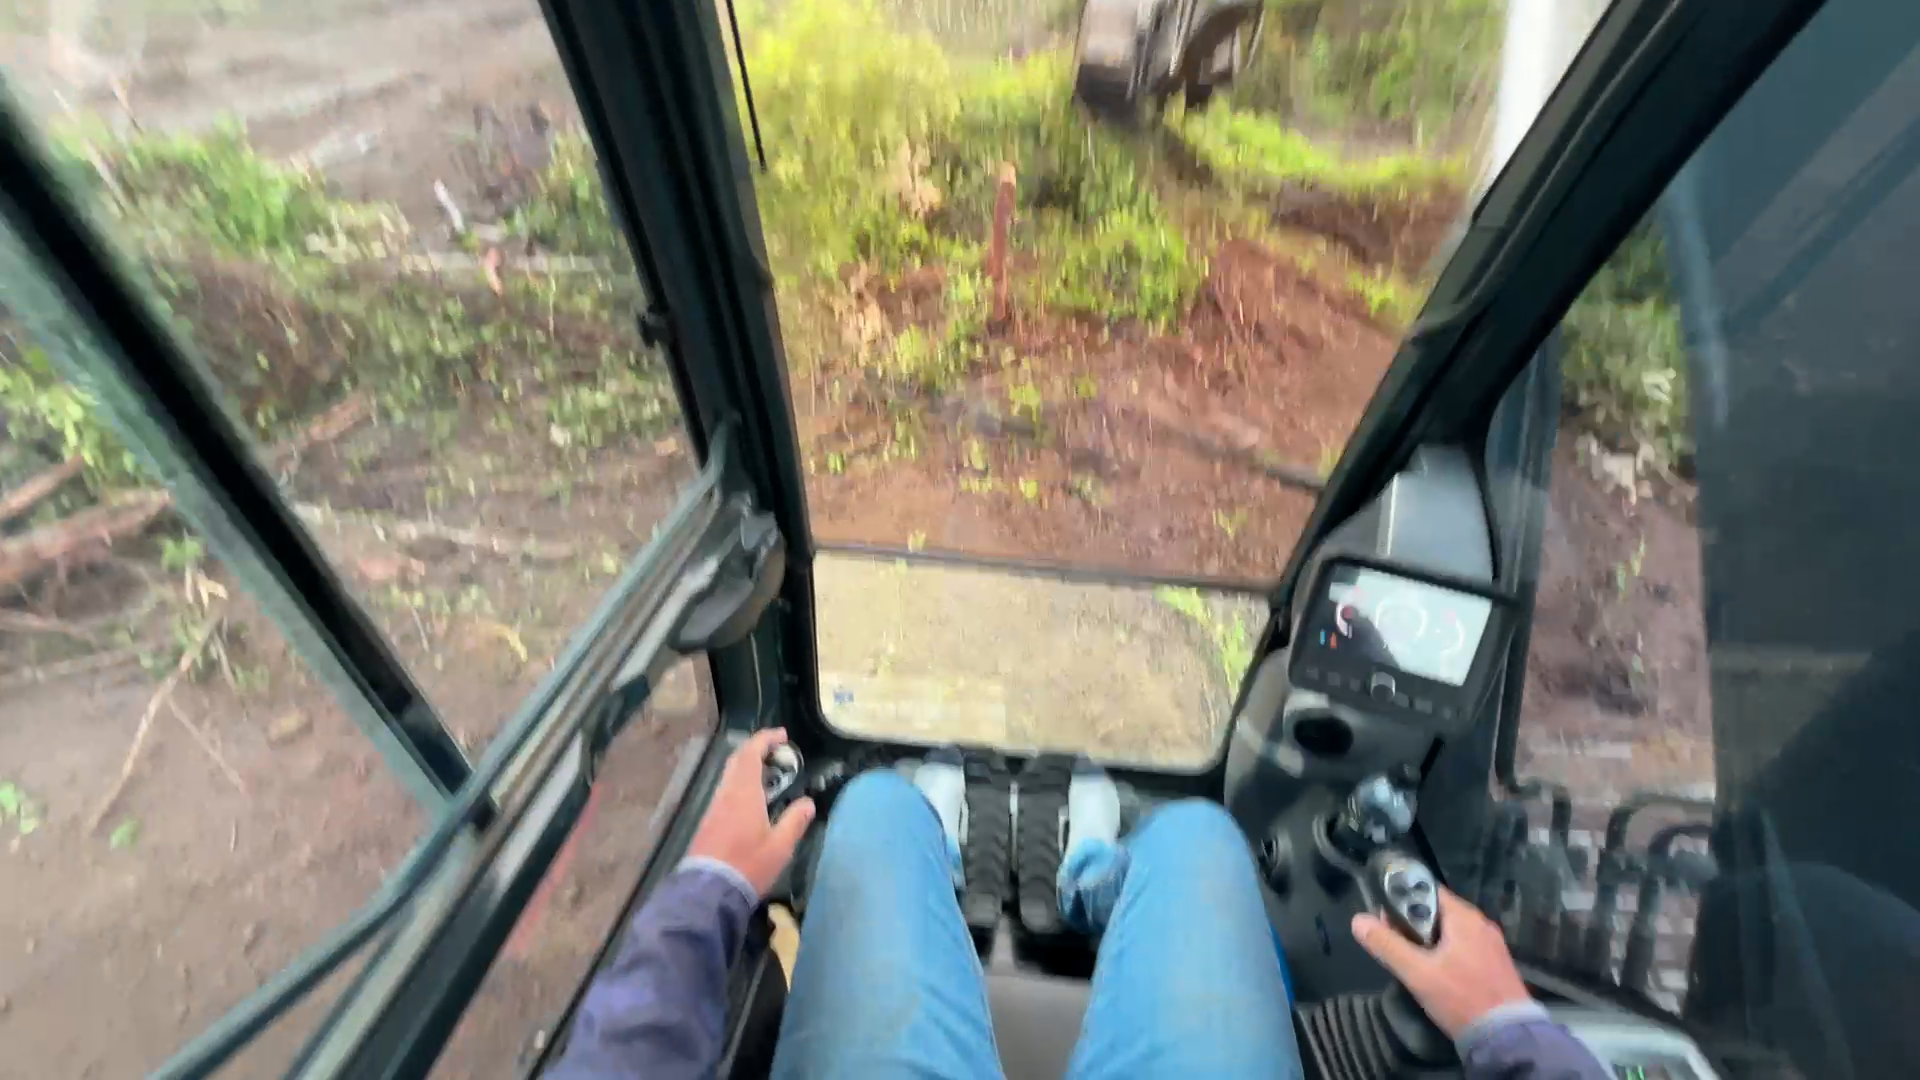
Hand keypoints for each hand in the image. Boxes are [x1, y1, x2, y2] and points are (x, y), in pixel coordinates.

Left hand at [685, 729, 816, 897]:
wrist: (708, 893)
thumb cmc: (748, 865)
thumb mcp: (780, 846)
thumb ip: (795, 821)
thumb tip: (808, 802)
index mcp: (744, 793)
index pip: (751, 754)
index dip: (765, 739)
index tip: (782, 735)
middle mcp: (726, 794)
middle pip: (738, 760)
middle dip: (757, 749)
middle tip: (778, 752)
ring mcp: (714, 808)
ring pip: (730, 776)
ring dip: (748, 767)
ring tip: (770, 775)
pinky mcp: (709, 821)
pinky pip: (726, 791)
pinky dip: (741, 784)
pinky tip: (753, 800)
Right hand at [1351, 886, 1531, 1037]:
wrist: (1512, 1044)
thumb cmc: (1463, 998)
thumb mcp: (1417, 973)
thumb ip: (1385, 944)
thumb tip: (1357, 920)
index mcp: (1464, 917)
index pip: (1424, 889)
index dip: (1399, 898)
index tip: (1384, 917)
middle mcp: (1480, 924)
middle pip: (1434, 910)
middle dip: (1410, 922)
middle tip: (1394, 942)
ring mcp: (1491, 946)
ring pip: (1447, 931)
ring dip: (1426, 939)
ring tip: (1411, 960)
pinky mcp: (1496, 966)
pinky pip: (1461, 947)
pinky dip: (1444, 953)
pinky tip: (1435, 973)